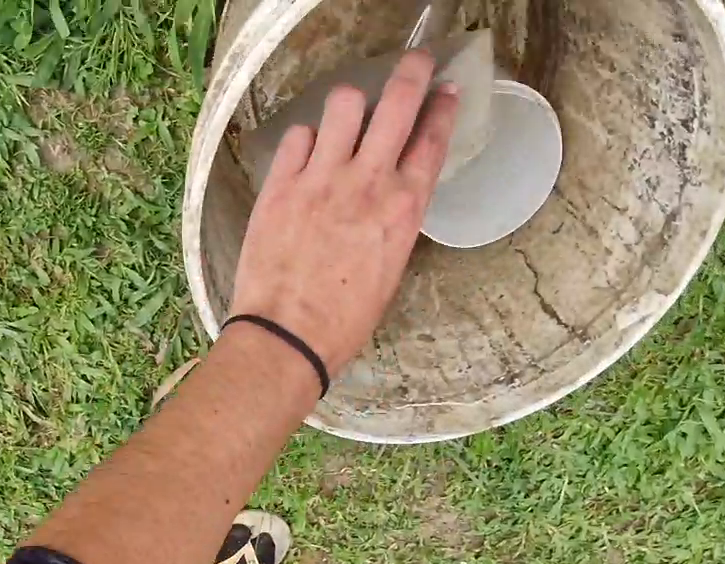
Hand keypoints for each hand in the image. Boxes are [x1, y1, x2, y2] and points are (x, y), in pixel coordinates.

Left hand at [228, 49, 459, 376]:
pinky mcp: (280, 185)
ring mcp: (320, 179)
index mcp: (403, 209)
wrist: (286, 339)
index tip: (444, 91)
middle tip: (415, 64)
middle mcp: (367, 183)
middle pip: (398, 101)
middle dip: (412, 72)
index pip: (432, 139)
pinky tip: (305, 155)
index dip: (441, 107)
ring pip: (344, 104)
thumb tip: (385, 202)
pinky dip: (305, 139)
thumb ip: (391, 226)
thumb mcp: (387, 275)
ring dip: (350, 106)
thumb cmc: (341, 324)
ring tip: (345, 120)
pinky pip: (297, 136)